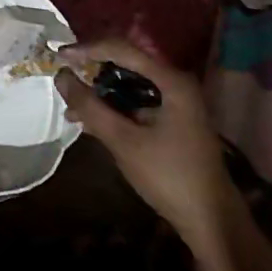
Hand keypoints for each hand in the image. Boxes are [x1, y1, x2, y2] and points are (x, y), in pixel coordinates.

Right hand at [55, 40, 235, 238]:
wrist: (212, 221)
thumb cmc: (169, 177)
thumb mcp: (124, 142)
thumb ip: (91, 107)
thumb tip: (61, 77)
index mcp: (171, 80)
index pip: (122, 49)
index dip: (88, 49)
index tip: (59, 57)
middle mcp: (175, 82)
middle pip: (127, 62)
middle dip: (93, 70)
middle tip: (65, 79)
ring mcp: (177, 100)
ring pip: (130, 83)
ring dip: (101, 91)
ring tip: (73, 108)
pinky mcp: (174, 118)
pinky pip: (138, 100)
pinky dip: (115, 106)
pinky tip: (93, 121)